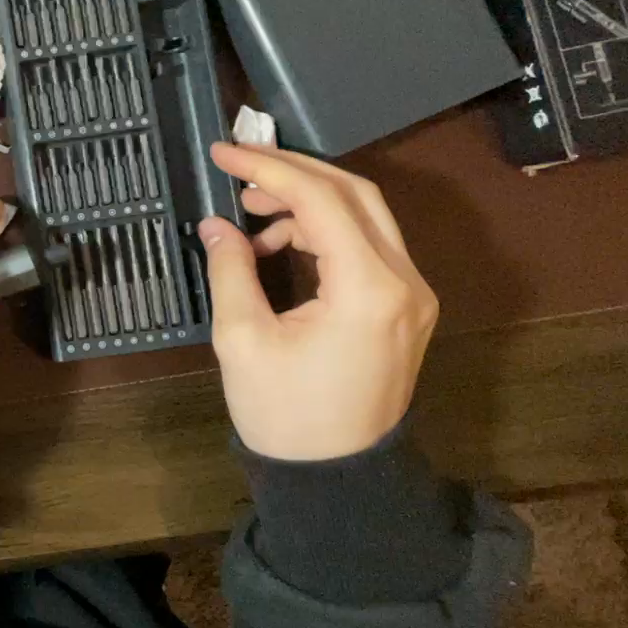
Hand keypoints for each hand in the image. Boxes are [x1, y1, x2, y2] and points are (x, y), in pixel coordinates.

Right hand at [198, 144, 438, 461]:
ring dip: (306, 201)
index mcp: (367, 288)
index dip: (267, 169)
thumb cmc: (282, 411)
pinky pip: (364, 245)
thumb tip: (217, 225)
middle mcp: (404, 281)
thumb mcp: (242, 338)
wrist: (335, 474)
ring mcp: (410, 293)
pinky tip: (277, 247)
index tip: (221, 153)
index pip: (322, 200)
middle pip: (356, 194)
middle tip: (237, 170)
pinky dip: (320, 231)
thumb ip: (231, 270)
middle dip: (292, 172)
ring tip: (249, 215)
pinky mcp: (401, 306)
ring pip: (364, 215)